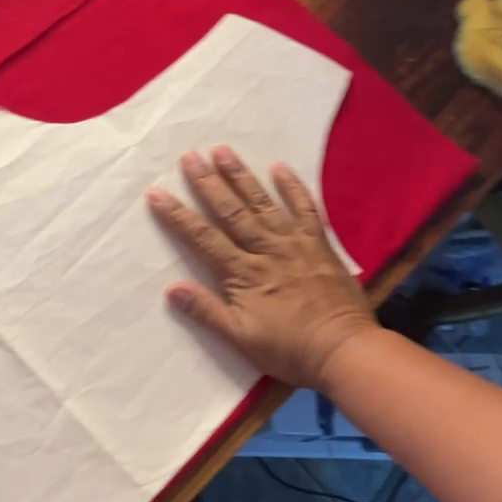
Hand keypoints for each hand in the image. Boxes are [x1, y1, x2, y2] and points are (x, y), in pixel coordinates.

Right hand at [147, 147, 377, 390]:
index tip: (156, 194)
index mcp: (243, 274)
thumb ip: (206, 311)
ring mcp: (294, 243)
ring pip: (263, 203)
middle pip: (231, 212)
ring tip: (222, 151)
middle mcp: (266, 250)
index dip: (178, 216)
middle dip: (207, 183)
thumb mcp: (240, 338)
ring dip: (241, 176)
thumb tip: (171, 288)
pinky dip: (293, 187)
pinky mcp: (319, 244)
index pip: (203, 238)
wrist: (345, 350)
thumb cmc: (289, 349)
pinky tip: (279, 167)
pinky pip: (305, 209)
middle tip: (189, 156)